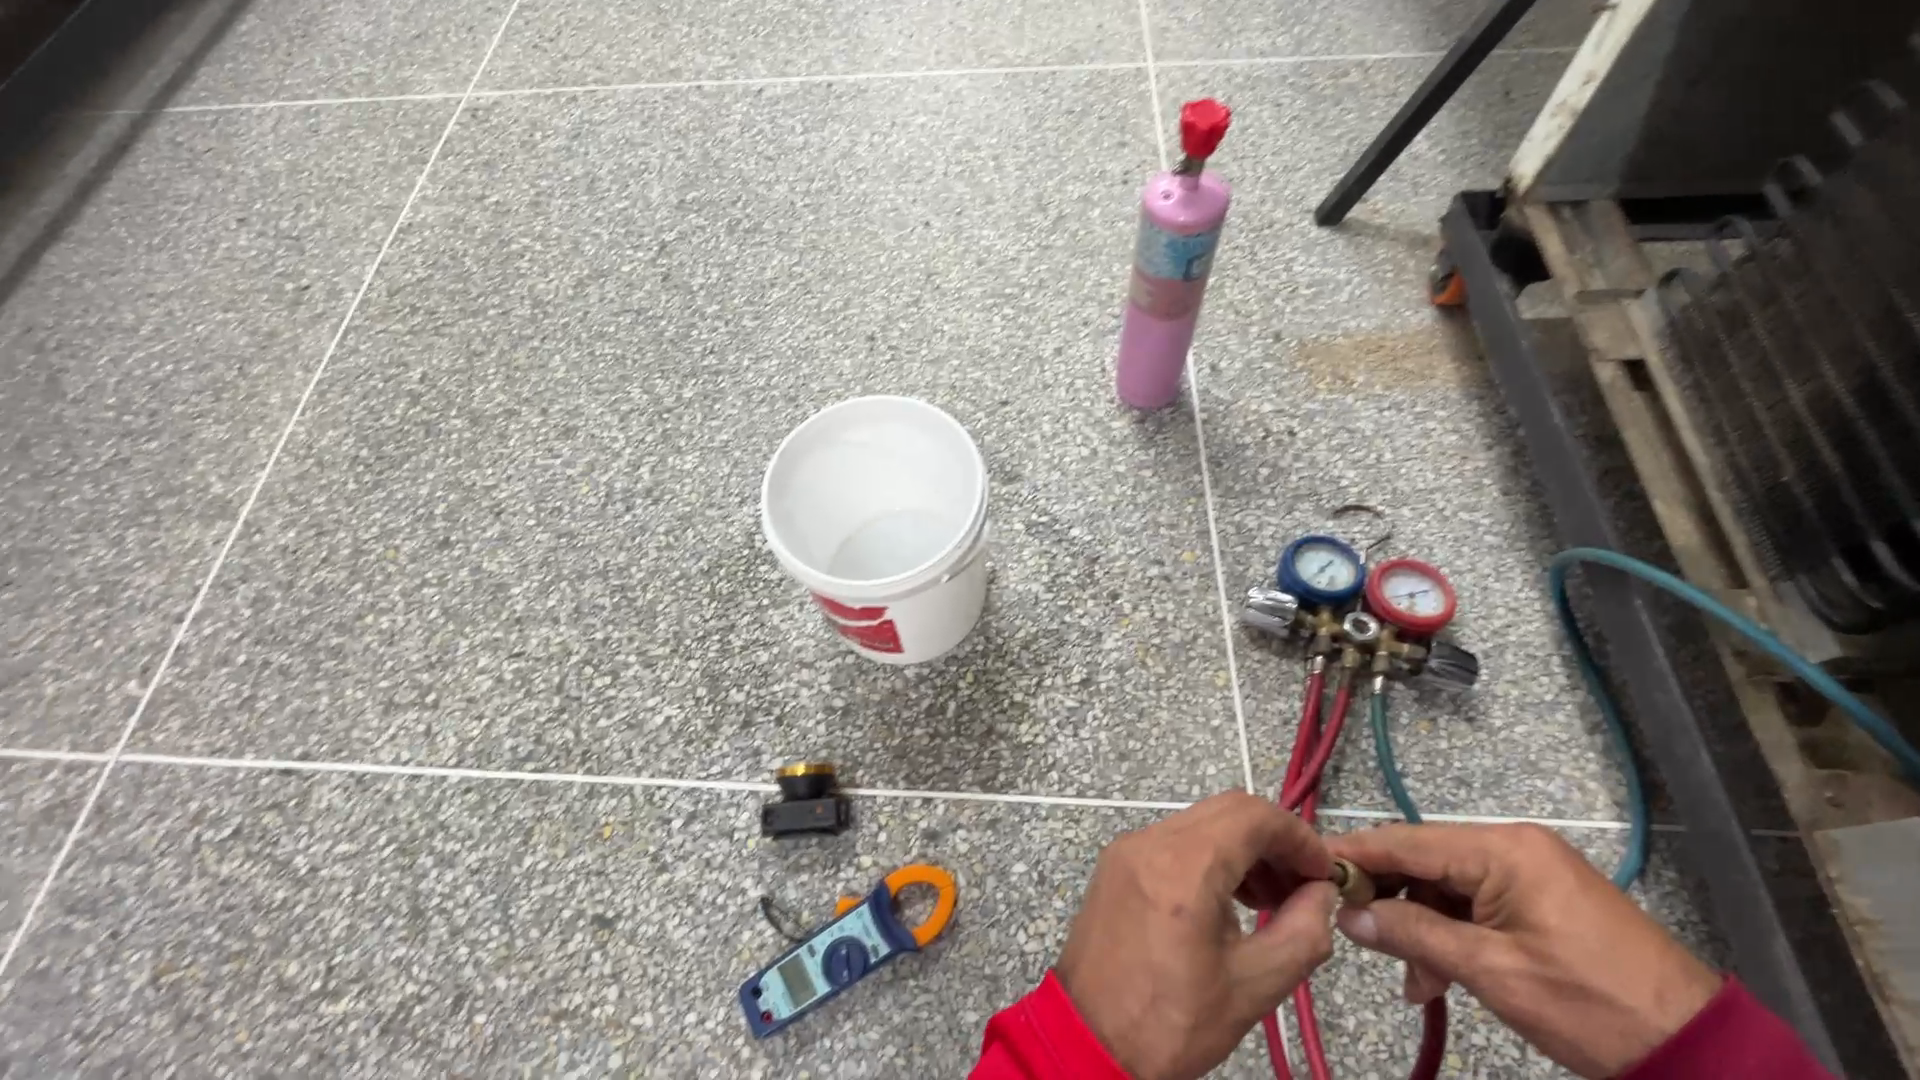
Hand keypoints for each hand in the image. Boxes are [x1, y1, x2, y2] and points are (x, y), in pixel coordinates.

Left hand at [1055, 791, 1337, 1079]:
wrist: (1087, 1039)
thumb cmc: (1172, 1021)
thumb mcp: (1253, 987)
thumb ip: (1302, 932)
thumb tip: (1321, 892)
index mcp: (1183, 868)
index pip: (1254, 816)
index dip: (1299, 837)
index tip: (1326, 874)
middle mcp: (1150, 841)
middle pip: (1228, 810)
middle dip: (1273, 840)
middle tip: (1301, 888)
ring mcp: (1127, 848)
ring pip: (1201, 822)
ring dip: (1242, 847)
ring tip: (1269, 902)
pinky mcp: (1116, 862)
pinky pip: (1174, 840)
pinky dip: (1209, 856)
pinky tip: (1226, 900)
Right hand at [1328, 823, 1720, 1078]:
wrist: (1700, 1050)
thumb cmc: (1590, 1005)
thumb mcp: (1492, 971)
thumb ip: (1413, 934)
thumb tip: (1349, 914)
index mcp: (1502, 849)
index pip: (1405, 840)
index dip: (1354, 855)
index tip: (1308, 867)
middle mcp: (1512, 846)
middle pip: (1423, 861)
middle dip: (1388, 900)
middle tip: (1353, 933)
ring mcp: (1530, 871)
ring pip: (1446, 886)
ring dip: (1420, 927)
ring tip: (1411, 979)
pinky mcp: (1542, 899)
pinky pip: (1476, 904)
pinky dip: (1452, 935)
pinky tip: (1438, 976)